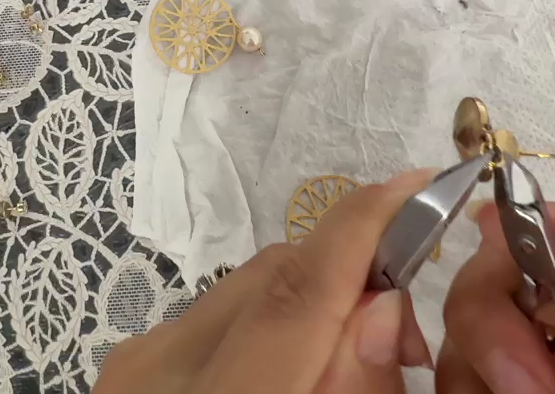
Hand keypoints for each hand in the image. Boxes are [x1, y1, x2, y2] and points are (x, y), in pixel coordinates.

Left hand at [95, 169, 436, 393]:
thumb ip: (354, 392)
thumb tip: (383, 304)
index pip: (296, 294)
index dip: (361, 228)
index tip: (420, 181)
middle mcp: (161, 369)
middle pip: (275, 279)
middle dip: (353, 277)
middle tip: (413, 334)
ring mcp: (139, 361)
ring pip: (248, 288)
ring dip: (314, 301)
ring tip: (360, 356)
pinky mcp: (133, 360)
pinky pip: (220, 313)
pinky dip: (273, 322)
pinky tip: (299, 366)